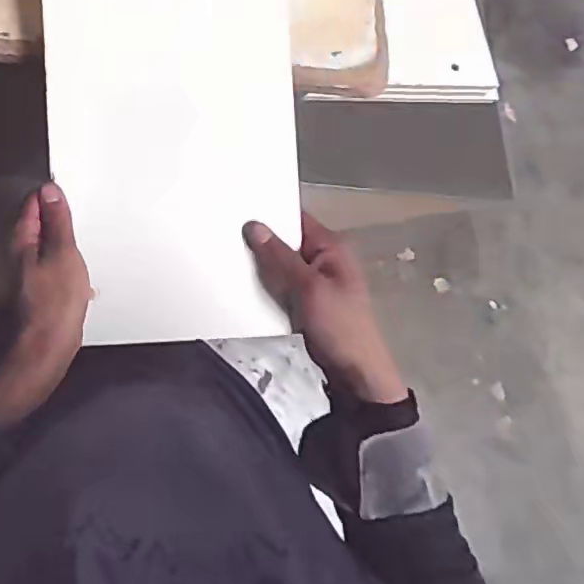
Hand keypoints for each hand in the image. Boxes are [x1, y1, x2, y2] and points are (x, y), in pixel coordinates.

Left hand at [0, 183, 93, 427]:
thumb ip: (57, 221)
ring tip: (79, 237)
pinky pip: (49, 265)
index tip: (67, 189)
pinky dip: (62, 261)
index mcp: (22, 240)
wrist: (43, 352)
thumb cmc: (54, 303)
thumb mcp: (63, 254)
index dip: (49, 194)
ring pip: (43, 246)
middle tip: (75, 209)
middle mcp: (18, 255)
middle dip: (54, 215)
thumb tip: (49, 190)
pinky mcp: (35, 292)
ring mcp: (25, 275)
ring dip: (60, 240)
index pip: (32, 204)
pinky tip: (76, 272)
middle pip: (36, 224)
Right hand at [243, 212, 406, 403]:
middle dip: (260, 239)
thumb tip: (254, 225)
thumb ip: (280, 256)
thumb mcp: (308, 288)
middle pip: (284, 239)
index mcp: (332, 247)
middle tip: (226, 232)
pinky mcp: (305, 298)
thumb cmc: (339, 327)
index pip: (295, 217)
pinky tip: (244, 279)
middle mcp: (323, 257)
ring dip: (261, 262)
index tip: (237, 208)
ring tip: (229, 253)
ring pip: (279, 262)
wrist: (356, 375)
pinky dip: (265, 281)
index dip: (268, 212)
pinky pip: (280, 281)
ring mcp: (314, 279)